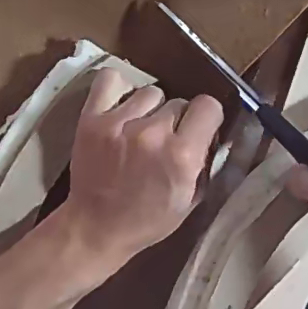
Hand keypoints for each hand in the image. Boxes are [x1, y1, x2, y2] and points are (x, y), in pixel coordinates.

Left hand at [53, 68, 224, 272]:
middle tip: (165, 141)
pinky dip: (118, 89)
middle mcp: (152, 133)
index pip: (208, 106)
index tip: (198, 131)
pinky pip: (111, 80)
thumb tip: (216, 131)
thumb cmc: (148, 219)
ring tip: (140, 130)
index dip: (206, 119)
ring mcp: (119, 123)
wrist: (96, 227)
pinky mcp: (91, 119)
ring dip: (150, 109)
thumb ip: (206, 161)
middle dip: (177, 120)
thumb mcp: (191, 198)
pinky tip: (121, 108)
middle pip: (178, 101)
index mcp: (182, 155)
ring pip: (150, 92)